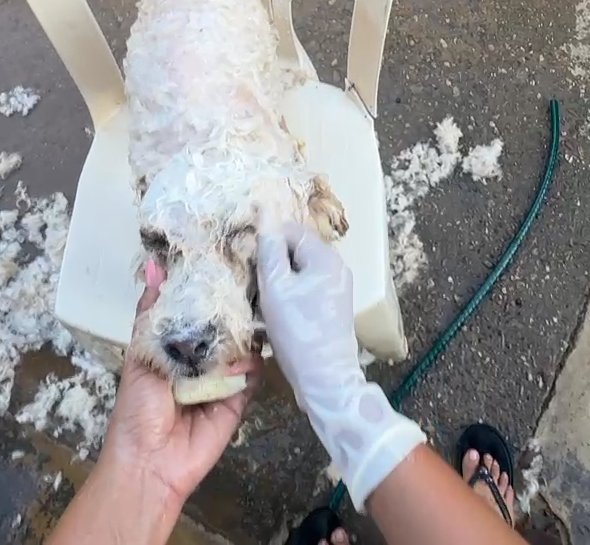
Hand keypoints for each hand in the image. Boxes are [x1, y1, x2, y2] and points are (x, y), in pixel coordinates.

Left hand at [102, 259, 257, 508]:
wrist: (149, 462)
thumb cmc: (138, 408)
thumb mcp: (140, 354)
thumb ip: (152, 313)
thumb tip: (154, 265)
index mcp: (179, 345)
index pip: (199, 309)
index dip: (210, 288)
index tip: (225, 257)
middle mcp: (204, 356)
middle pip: (225, 323)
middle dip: (234, 304)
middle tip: (249, 275)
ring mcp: (224, 375)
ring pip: (243, 342)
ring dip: (245, 330)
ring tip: (252, 308)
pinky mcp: (241, 395)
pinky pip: (253, 370)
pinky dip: (249, 361)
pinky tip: (243, 354)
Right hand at [257, 222, 424, 507]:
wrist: (326, 379)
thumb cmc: (297, 331)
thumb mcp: (276, 288)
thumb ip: (270, 250)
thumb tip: (266, 211)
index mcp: (325, 255)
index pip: (290, 230)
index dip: (267, 242)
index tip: (250, 265)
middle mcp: (337, 265)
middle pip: (296, 249)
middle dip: (273, 264)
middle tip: (256, 287)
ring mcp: (338, 285)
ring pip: (300, 270)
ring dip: (280, 281)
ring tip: (265, 303)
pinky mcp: (334, 304)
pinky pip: (308, 287)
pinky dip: (291, 295)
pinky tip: (279, 315)